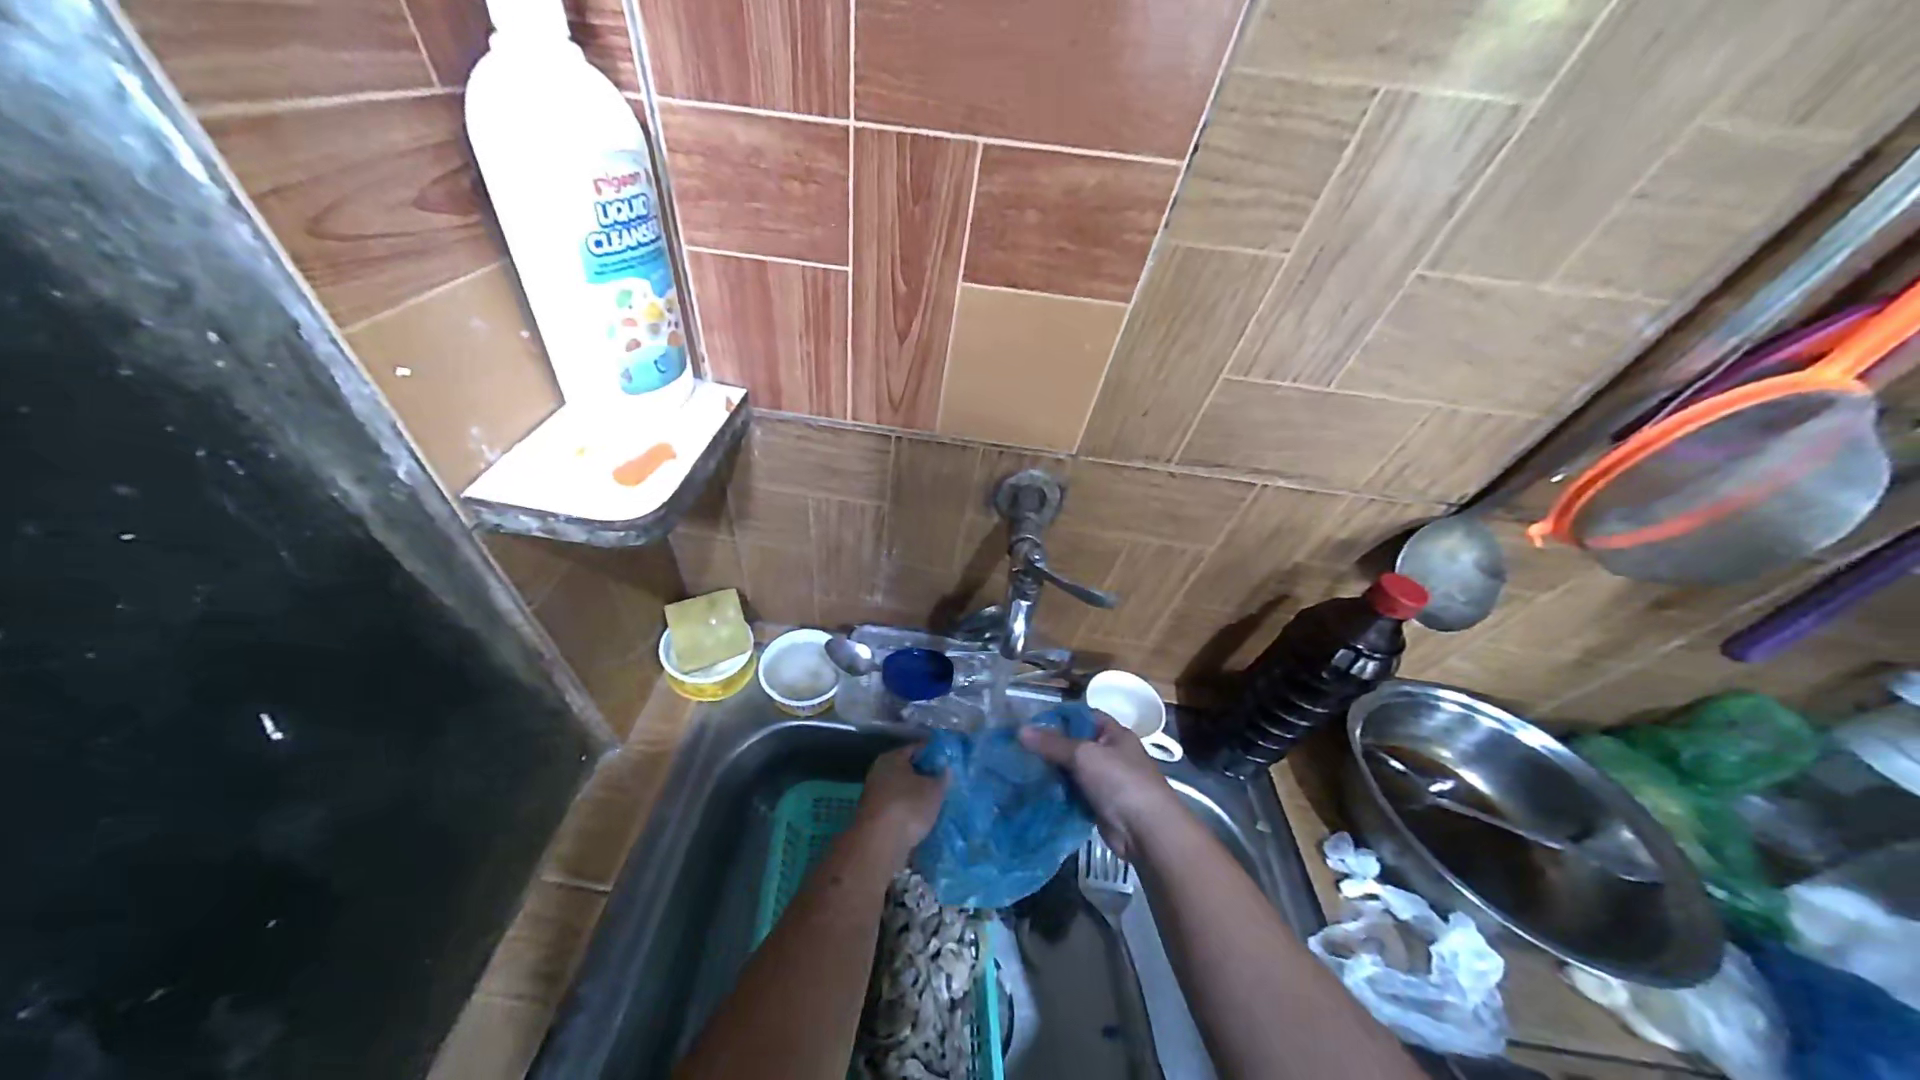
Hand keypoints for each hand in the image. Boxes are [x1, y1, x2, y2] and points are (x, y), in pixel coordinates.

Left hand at [854, 745, 948, 860]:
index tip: (948, 761)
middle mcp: (879, 772)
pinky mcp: (874, 817)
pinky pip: (896, 808)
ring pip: (901, 790)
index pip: (916, 748)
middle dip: (924, 775)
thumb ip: (942, 777)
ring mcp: (874, 795)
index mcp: (891, 758)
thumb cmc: (909, 806)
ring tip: (936, 802)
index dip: (933, 753)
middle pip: (906, 769)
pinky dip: (908, 811)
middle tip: (944, 782)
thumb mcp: (934, 789)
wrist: (880, 843)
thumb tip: (946, 769)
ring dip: (915, 795)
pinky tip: (922, 818)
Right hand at [1020, 711, 1178, 858]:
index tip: (1031, 724)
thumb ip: (1052, 743)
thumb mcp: (1083, 755)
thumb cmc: (1119, 782)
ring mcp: (1106, 781)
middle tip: (1019, 749)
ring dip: (1052, 772)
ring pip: (1072, 770)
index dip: (1059, 717)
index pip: (1083, 716)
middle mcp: (1111, 754)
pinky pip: (1074, 793)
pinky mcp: (1099, 805)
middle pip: (1075, 744)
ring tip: (1021, 769)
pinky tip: (1035, 791)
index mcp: (1114, 734)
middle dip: (1050, 747)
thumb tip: (1021, 730)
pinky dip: (1058, 793)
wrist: (1146, 831)